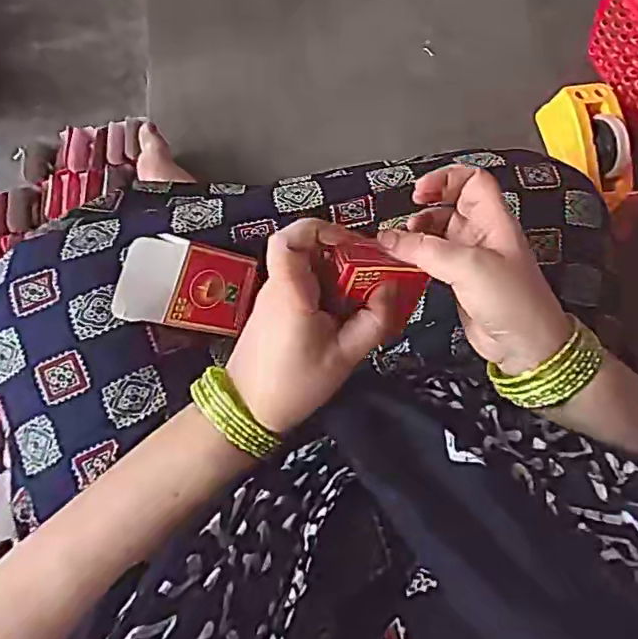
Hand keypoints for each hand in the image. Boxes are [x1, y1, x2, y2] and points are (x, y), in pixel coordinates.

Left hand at [222, 219, 402, 431]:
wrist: (247, 409)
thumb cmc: (289, 386)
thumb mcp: (345, 356)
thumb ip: (374, 320)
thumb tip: (391, 289)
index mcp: (291, 291)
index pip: (291, 236)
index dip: (324, 229)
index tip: (352, 244)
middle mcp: (279, 284)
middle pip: (311, 246)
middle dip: (346, 254)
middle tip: (370, 272)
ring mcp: (277, 293)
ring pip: (312, 264)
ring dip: (340, 273)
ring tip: (361, 297)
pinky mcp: (279, 305)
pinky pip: (308, 282)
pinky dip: (330, 289)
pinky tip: (344, 313)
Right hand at [375, 164, 572, 374]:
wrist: (527, 347)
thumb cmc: (514, 302)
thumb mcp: (468, 266)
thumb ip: (425, 249)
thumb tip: (389, 238)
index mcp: (494, 220)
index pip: (472, 180)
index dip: (445, 178)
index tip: (421, 192)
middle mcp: (483, 233)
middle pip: (451, 203)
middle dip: (426, 206)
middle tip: (407, 219)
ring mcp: (472, 256)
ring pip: (439, 230)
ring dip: (418, 232)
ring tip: (401, 243)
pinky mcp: (461, 279)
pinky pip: (434, 257)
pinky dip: (417, 255)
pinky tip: (405, 262)